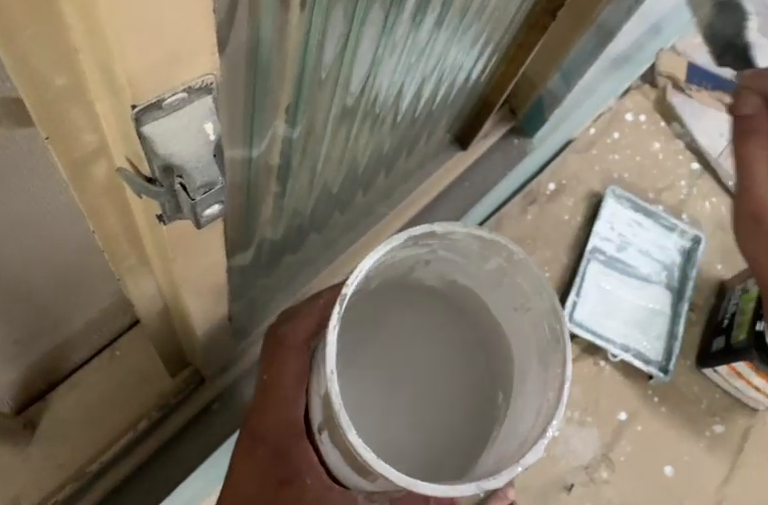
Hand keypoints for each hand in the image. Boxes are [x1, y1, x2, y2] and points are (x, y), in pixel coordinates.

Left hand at [217, 286, 515, 504]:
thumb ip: (423, 503)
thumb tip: (501, 495)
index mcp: (275, 422)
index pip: (285, 338)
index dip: (320, 301)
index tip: (365, 284)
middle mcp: (265, 421)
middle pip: (290, 347)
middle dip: (335, 320)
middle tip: (386, 310)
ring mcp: (265, 439)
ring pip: (291, 374)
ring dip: (328, 352)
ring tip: (377, 340)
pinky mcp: (273, 458)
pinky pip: (296, 403)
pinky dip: (325, 387)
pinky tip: (359, 400)